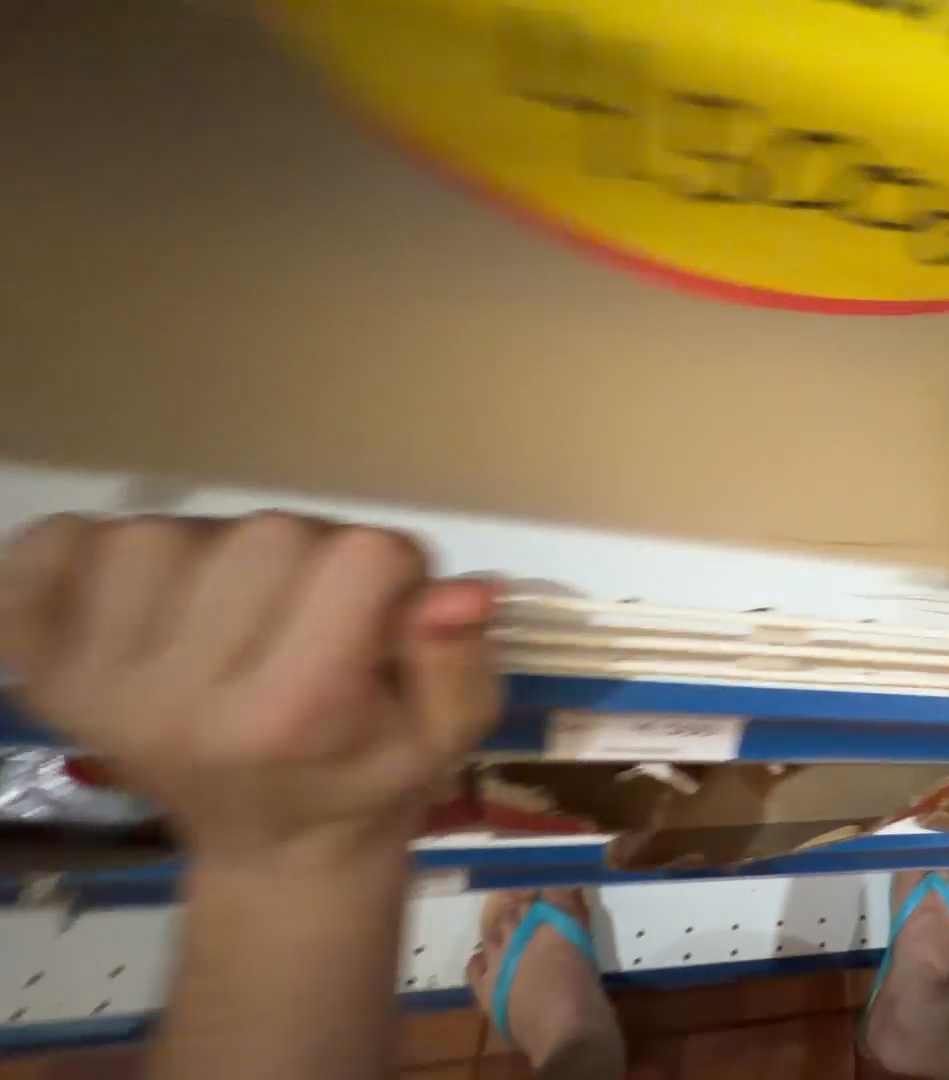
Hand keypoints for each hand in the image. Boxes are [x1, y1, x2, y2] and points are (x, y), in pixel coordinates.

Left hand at [0, 514, 499, 866]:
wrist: (277, 844)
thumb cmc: (380, 776)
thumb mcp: (455, 731)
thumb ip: (463, 660)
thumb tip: (465, 589)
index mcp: (296, 710)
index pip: (363, 556)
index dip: (402, 569)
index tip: (400, 612)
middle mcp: (183, 695)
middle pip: (271, 534)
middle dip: (323, 555)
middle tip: (333, 610)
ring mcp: (96, 683)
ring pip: (169, 534)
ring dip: (229, 552)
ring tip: (256, 603)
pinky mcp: (39, 672)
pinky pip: (51, 550)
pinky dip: (102, 551)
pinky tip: (157, 592)